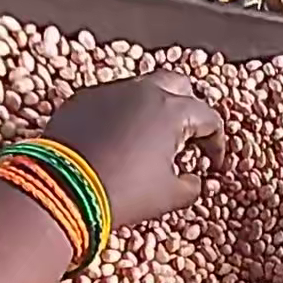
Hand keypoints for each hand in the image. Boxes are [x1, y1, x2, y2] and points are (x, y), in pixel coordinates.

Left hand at [43, 72, 225, 226]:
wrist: (66, 190)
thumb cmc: (124, 193)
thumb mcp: (170, 197)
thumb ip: (192, 186)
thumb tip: (194, 180)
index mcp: (172, 111)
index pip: (208, 117)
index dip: (216, 143)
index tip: (213, 164)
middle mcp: (143, 91)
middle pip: (179, 85)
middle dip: (189, 110)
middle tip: (187, 140)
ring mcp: (110, 91)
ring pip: (142, 90)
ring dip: (154, 111)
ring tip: (152, 142)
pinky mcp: (83, 100)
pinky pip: (112, 101)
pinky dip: (124, 117)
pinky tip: (120, 143)